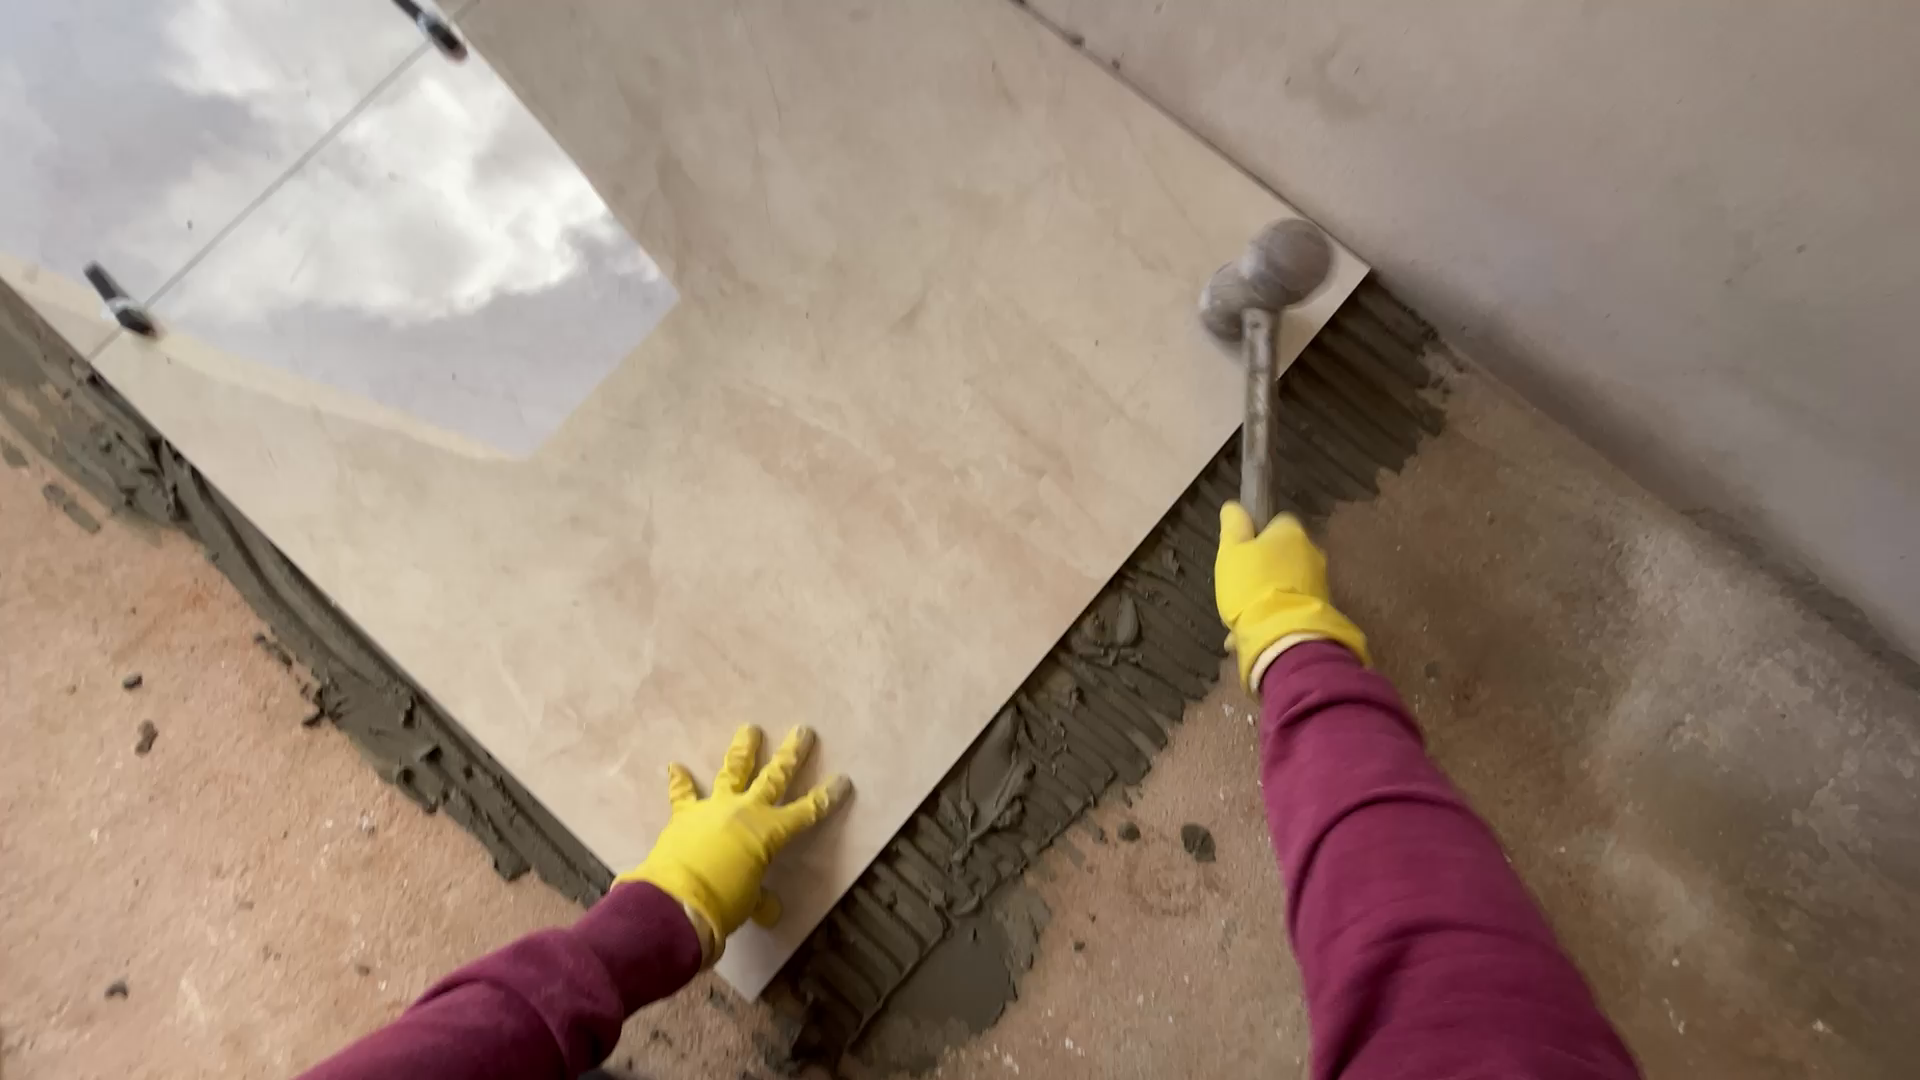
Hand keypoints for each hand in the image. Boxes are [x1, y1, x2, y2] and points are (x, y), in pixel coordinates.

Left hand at [614, 725, 850, 964]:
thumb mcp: (748, 903)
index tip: (842, 779)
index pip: (807, 811)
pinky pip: (683, 794)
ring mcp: (715, 807)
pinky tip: (675, 765)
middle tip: (803, 731)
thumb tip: (770, 913)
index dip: (827, 796)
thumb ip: (759, 899)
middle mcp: (747, 810)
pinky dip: (680, 781)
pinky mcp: (685, 814)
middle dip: (792, 753)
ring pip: (733, 770)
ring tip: (749, 728)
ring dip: (743, 748)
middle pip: (775, 776)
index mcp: (770, 832)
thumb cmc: (723, 904)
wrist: (676, 904)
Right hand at [1215, 502, 1369, 690]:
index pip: (1278, 522)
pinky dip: (1277, 611)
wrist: (1282, 633)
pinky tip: (1256, 627)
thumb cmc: (1251, 585)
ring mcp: (1321, 582)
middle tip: (1240, 583)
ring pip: (1288, 580)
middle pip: (1285, 552)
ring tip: (1244, 612)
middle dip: (1266, 565)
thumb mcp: (1230, 551)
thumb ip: (1233, 525)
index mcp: (1291, 532)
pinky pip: (1292, 603)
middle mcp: (1312, 552)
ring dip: (1270, 590)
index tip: (1242, 551)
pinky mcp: (1321, 608)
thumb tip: (1234, 506)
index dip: (1258, 534)